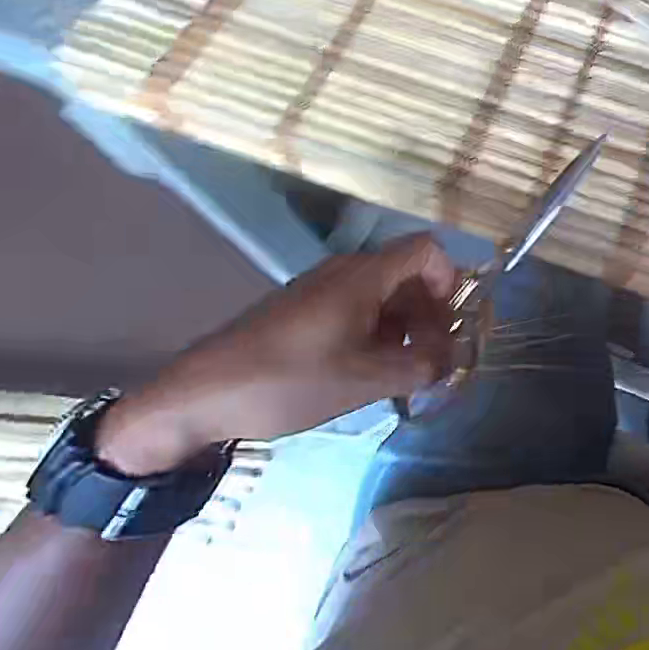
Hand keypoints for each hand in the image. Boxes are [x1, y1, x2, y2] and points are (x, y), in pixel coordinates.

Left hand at [97, 235, 459, 474]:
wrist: (194, 399)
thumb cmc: (287, 381)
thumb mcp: (366, 380)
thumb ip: (423, 366)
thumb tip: (454, 358)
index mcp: (362, 276)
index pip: (427, 250)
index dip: (449, 280)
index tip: (445, 324)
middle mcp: (344, 271)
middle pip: (409, 273)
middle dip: (431, 311)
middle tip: (431, 356)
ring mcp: (320, 289)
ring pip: (384, 293)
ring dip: (406, 325)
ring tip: (403, 368)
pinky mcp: (303, 310)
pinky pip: (358, 306)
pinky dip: (377, 330)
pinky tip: (368, 369)